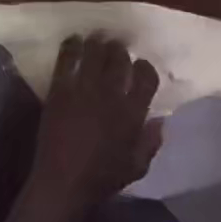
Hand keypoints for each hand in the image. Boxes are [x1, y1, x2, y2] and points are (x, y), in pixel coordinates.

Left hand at [13, 36, 163, 221]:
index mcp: (132, 113)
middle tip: (117, 46)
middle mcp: (110, 96)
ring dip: (97, 43)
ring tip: (97, 38)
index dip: (145, 67)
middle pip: (119, 59)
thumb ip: (151, 141)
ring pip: (94, 54)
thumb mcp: (137, 166)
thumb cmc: (102, 178)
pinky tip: (73, 40)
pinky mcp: (59, 91)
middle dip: (120, 50)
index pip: (146, 77)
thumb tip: (161, 120)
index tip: (140, 65)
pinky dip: (70, 47)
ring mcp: (83, 91)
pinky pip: (66, 61)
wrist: (62, 183)